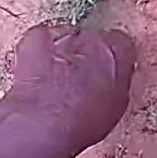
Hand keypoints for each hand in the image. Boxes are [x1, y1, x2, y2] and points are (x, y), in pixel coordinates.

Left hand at [0, 25, 138, 155]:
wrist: (46, 122)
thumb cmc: (81, 119)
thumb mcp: (116, 106)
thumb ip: (117, 81)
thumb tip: (112, 79)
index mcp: (117, 52)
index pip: (120, 44)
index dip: (111, 61)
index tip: (104, 74)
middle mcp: (92, 38)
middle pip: (90, 40)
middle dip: (84, 58)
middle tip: (77, 83)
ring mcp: (63, 35)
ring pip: (64, 40)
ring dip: (61, 56)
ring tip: (54, 85)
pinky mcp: (36, 37)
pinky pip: (39, 41)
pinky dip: (37, 54)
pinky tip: (37, 76)